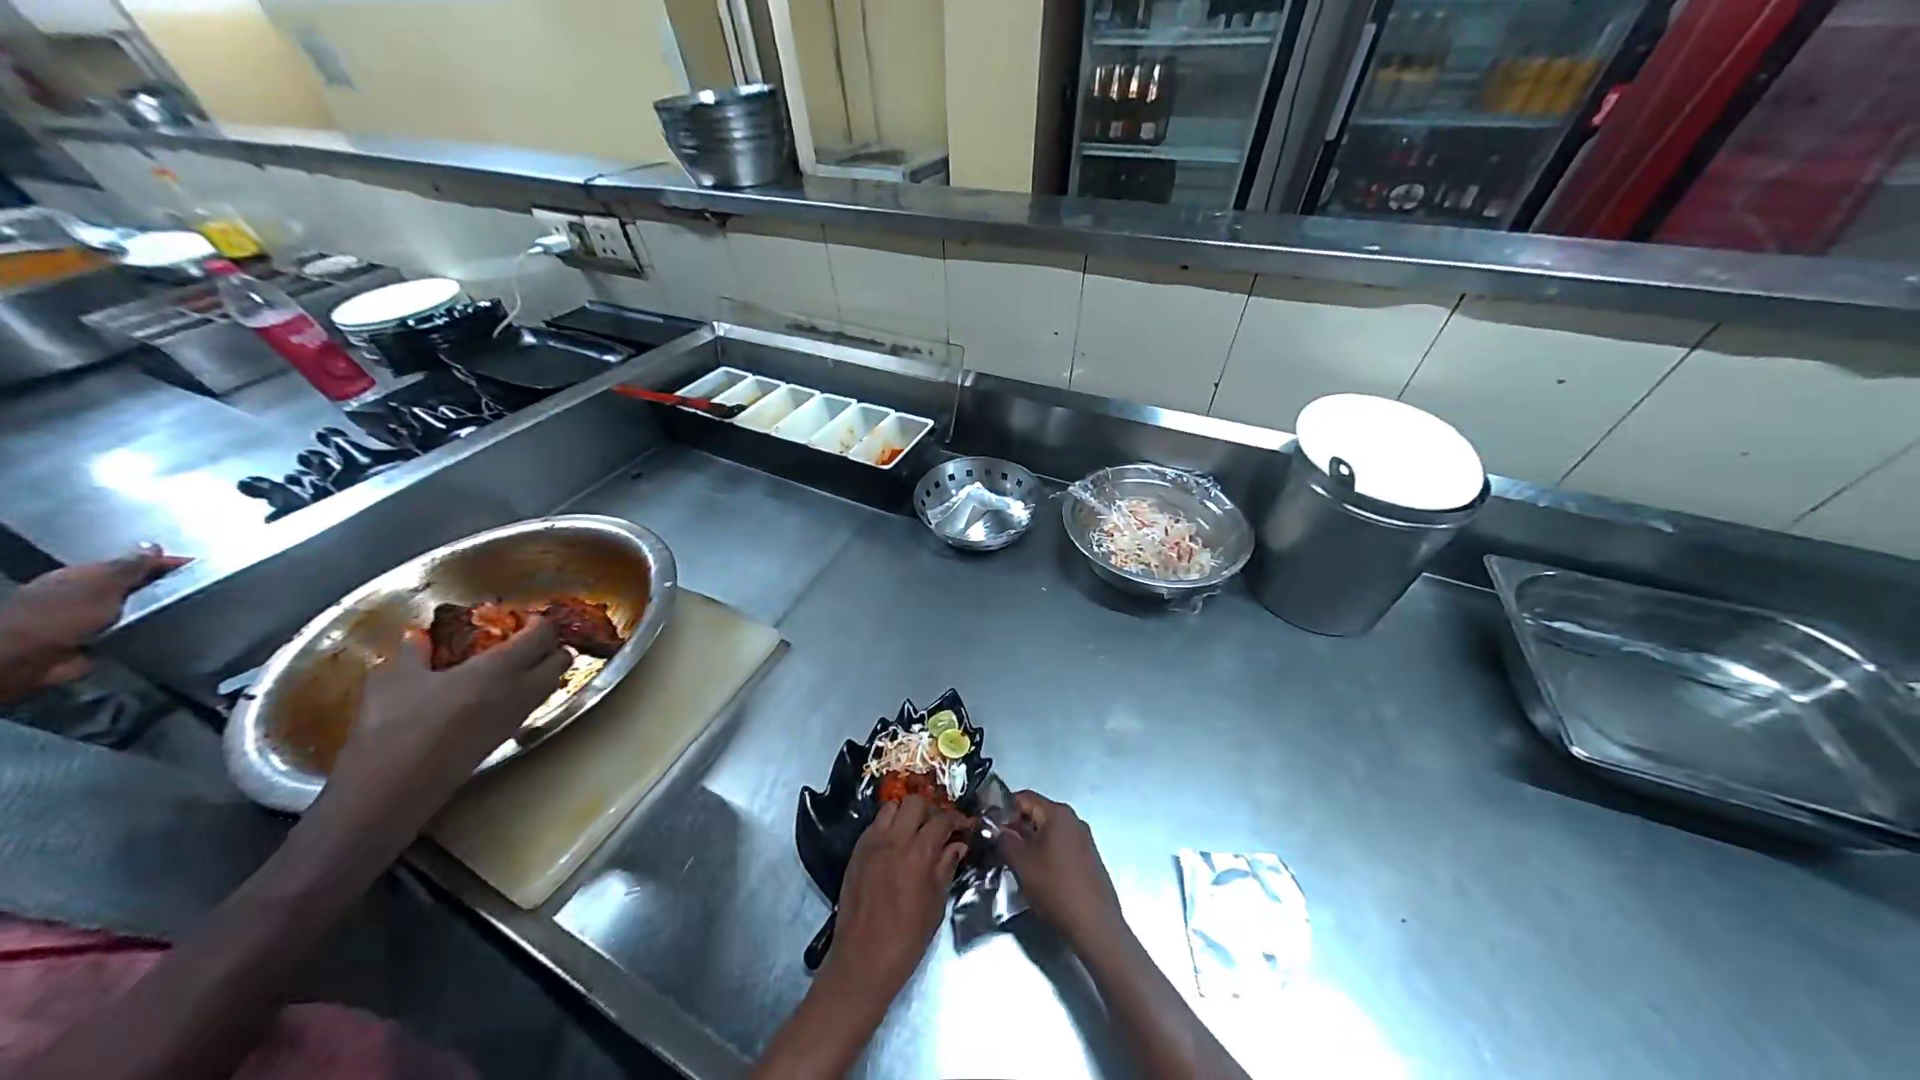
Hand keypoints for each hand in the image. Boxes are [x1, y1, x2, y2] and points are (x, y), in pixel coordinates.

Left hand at [0, 546, 189, 702]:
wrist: (26, 659)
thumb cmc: (60, 616)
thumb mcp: (100, 584)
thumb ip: (128, 566)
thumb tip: (153, 545)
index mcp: (82, 575)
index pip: (131, 562)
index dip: (166, 562)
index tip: (201, 564)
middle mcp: (85, 594)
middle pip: (134, 584)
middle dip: (166, 584)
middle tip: (206, 588)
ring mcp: (90, 618)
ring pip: (136, 607)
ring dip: (160, 607)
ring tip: (198, 608)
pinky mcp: (99, 641)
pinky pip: (134, 630)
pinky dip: (151, 628)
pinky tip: (172, 628)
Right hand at [314, 618, 567, 828]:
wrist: (392, 788)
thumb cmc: (396, 725)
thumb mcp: (394, 679)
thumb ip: (413, 653)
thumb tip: (416, 636)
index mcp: (501, 669)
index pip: (542, 637)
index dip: (540, 623)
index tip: (526, 616)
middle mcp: (520, 691)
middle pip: (560, 661)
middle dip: (552, 645)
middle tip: (527, 637)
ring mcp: (516, 718)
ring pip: (550, 685)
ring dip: (543, 670)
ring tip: (514, 661)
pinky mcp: (505, 738)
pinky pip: (531, 706)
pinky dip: (527, 691)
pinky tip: (498, 691)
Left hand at [822, 795, 968, 996]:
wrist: (863, 959)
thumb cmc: (907, 938)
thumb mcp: (936, 904)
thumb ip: (946, 867)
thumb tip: (957, 846)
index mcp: (919, 853)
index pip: (942, 819)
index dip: (957, 819)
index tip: (964, 826)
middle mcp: (894, 839)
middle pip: (915, 802)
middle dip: (931, 811)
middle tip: (939, 829)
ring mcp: (871, 843)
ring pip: (892, 807)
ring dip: (907, 814)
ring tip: (916, 832)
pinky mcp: (856, 851)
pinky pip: (875, 824)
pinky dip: (889, 825)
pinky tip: (896, 845)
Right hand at [997, 791, 1126, 950]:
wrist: (1094, 925)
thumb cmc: (1055, 888)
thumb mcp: (1021, 863)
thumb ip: (1004, 840)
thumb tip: (997, 829)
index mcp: (1058, 813)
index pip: (1023, 797)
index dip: (1003, 809)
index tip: (990, 827)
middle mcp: (1073, 820)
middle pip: (1036, 813)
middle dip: (1016, 829)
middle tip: (1000, 848)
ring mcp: (1084, 839)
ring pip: (1047, 832)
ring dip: (1030, 844)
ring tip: (1017, 865)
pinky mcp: (1088, 858)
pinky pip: (1060, 846)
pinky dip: (1045, 854)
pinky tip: (1039, 876)